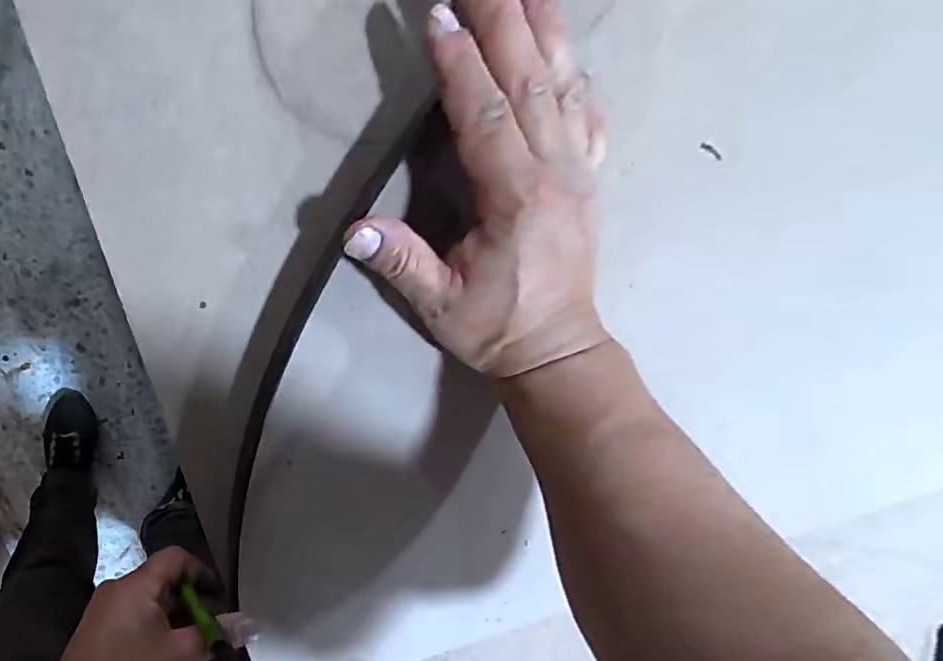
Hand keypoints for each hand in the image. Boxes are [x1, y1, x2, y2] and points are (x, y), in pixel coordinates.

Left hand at [36, 547, 248, 660]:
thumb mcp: (179, 656)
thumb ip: (215, 636)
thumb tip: (251, 624)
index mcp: (136, 585)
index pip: (175, 557)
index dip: (203, 572)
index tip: (222, 599)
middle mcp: (119, 589)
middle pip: (164, 579)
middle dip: (195, 599)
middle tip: (217, 627)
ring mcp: (106, 610)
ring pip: (151, 601)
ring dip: (178, 617)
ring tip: (200, 644)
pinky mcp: (100, 631)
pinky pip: (137, 617)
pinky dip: (159, 628)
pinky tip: (170, 654)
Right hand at [343, 0, 610, 378]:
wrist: (556, 346)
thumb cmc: (495, 328)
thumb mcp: (440, 304)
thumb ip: (402, 264)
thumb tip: (354, 234)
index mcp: (516, 199)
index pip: (484, 117)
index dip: (460, 66)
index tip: (438, 19)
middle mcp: (555, 170)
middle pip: (529, 80)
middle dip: (503, 21)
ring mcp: (579, 168)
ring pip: (564, 82)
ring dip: (543, 27)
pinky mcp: (588, 175)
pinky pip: (586, 109)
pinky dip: (574, 69)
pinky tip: (563, 47)